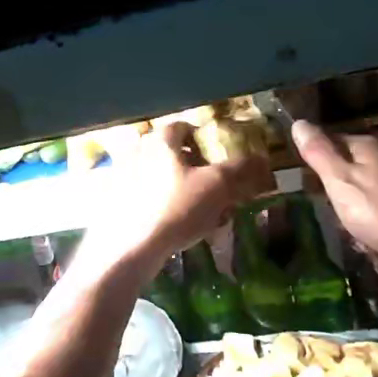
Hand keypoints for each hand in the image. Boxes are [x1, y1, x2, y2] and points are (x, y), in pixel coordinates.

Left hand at [80, 121, 272, 278]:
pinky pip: (146, 200)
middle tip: (215, 189)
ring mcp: (121, 180)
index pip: (182, 127)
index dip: (202, 139)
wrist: (126, 249)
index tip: (218, 157)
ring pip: (160, 179)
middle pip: (171, 154)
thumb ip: (240, 170)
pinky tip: (178, 230)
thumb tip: (262, 158)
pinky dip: (164, 209)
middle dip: (195, 170)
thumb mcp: (217, 187)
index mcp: (158, 142)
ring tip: (202, 215)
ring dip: (182, 192)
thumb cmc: (174, 209)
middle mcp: (135, 153)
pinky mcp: (114, 205)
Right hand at [291, 119, 377, 282]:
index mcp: (367, 147)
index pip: (329, 142)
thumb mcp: (342, 184)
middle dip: (339, 199)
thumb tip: (298, 122)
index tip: (311, 191)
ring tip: (364, 242)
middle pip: (348, 172)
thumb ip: (320, 155)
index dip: (316, 166)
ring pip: (367, 195)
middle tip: (341, 222)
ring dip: (359, 219)